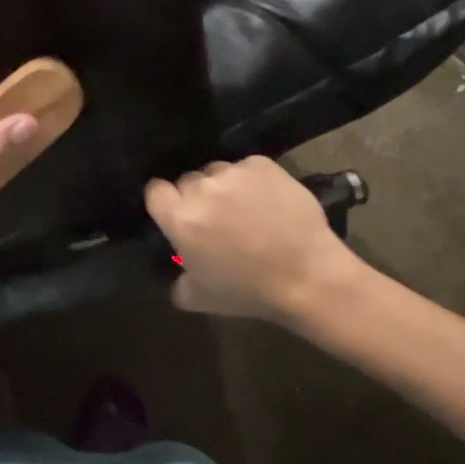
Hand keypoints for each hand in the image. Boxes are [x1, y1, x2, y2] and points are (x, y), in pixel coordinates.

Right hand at [145, 156, 366, 324]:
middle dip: (196, 196)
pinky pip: (246, 167)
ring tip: (245, 208)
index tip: (177, 214)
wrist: (309, 276)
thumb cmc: (251, 291)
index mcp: (180, 218)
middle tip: (215, 219)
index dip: (165, 202)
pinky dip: (252, 180)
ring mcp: (233, 173)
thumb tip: (176, 275)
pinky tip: (267, 201)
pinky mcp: (262, 164)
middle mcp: (202, 188)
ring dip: (223, 186)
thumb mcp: (201, 298)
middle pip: (187, 180)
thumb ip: (177, 283)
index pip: (155, 190)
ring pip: (216, 171)